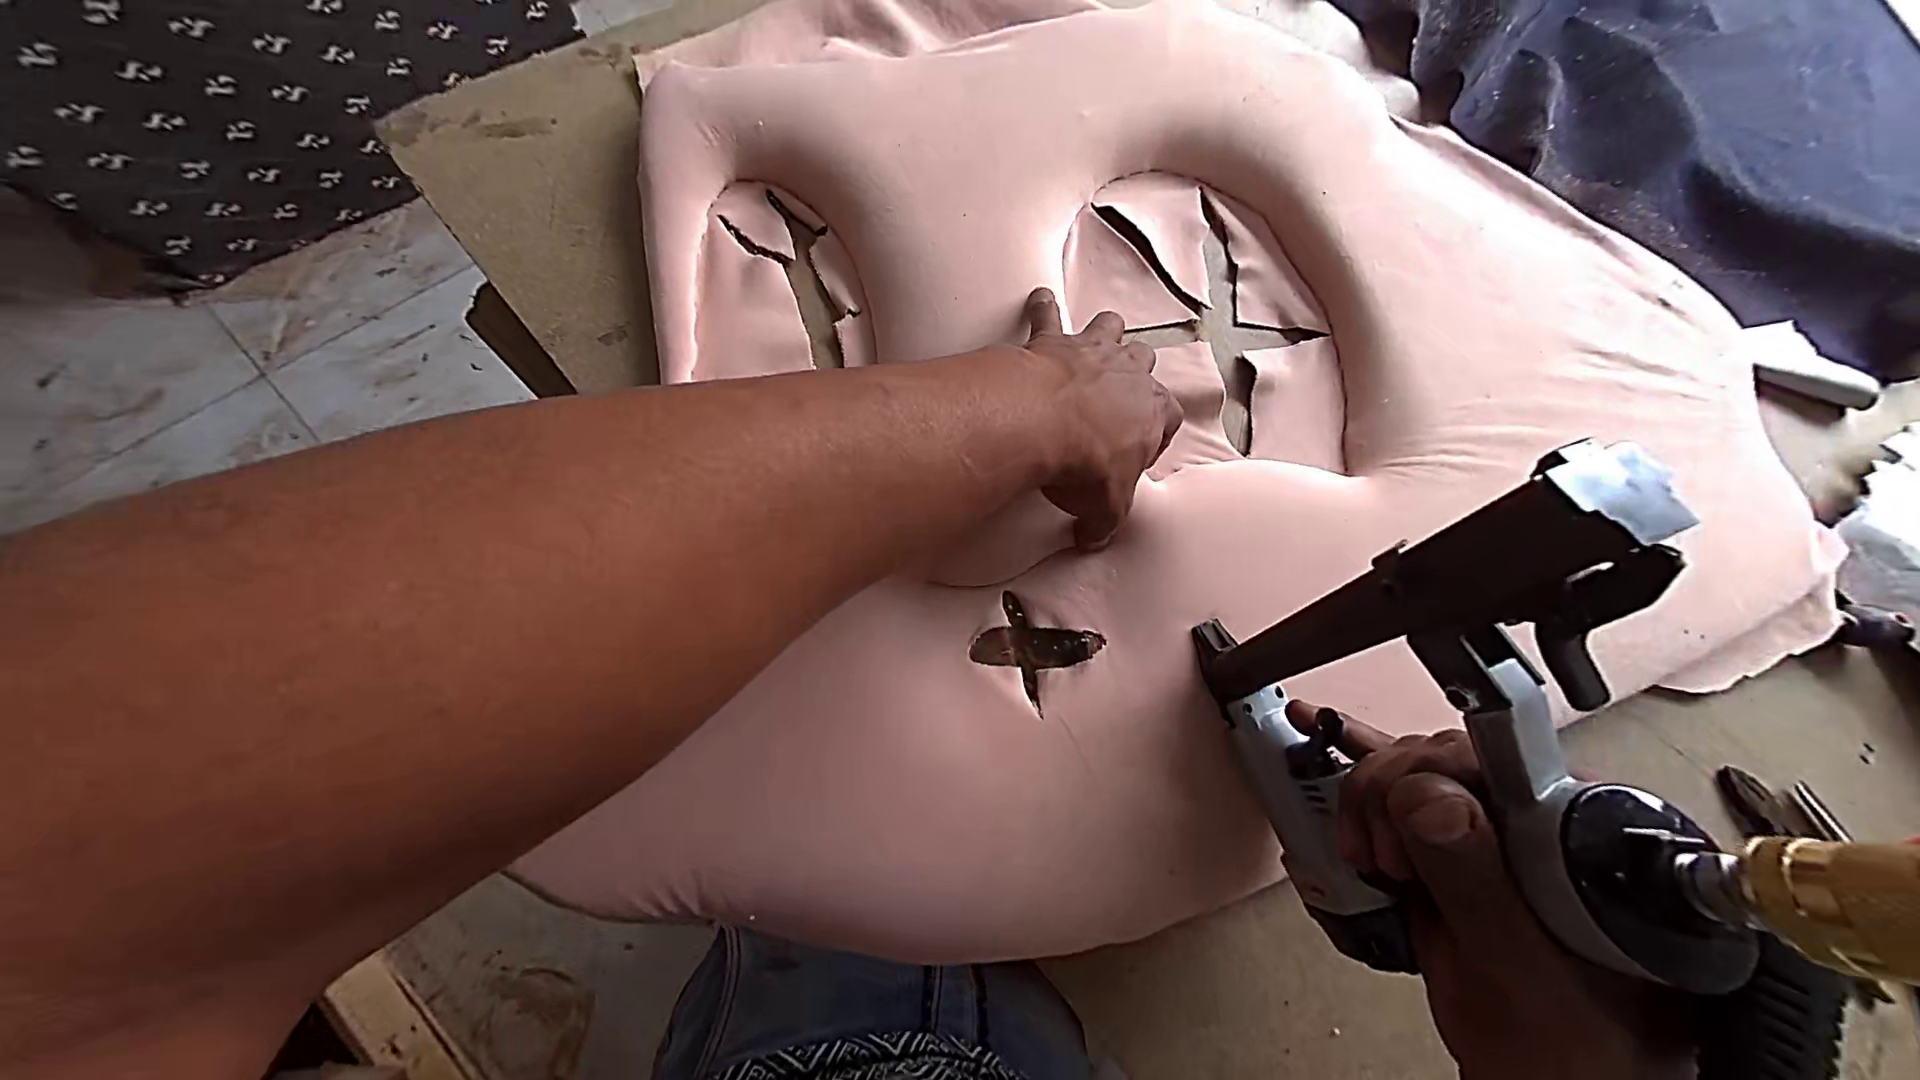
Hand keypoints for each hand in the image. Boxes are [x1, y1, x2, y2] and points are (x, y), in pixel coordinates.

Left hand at [1018, 288, 1181, 549]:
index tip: (1139, 450)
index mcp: (1153, 411)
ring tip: (1103, 332)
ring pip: (1111, 327)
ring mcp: (1090, 351)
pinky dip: (1043, 308)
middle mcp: (1127, 373)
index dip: (1155, 433)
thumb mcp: (1105, 507)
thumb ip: (1103, 524)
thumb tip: (1092, 541)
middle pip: (1145, 362)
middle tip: (1126, 384)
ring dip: (1107, 331)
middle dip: (1138, 373)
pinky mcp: (1050, 342)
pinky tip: (1038, 299)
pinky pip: (1048, 315)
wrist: (1041, 423)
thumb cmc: (1084, 461)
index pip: (1167, 417)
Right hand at [1287, 701, 1695, 1079]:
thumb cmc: (1566, 1046)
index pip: (1483, 756)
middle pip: (1430, 756)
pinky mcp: (1447, 834)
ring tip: (1361, 848)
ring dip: (1359, 797)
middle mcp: (1532, 813)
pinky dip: (1349, 761)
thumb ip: (1477, 882)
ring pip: (1401, 764)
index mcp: (1574, 832)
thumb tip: (1425, 795)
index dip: (1420, 783)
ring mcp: (1486, 820)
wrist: (1549, 1076)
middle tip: (1379, 859)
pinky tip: (1318, 734)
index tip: (1394, 845)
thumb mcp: (1519, 969)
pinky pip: (1390, 783)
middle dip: (1381, 799)